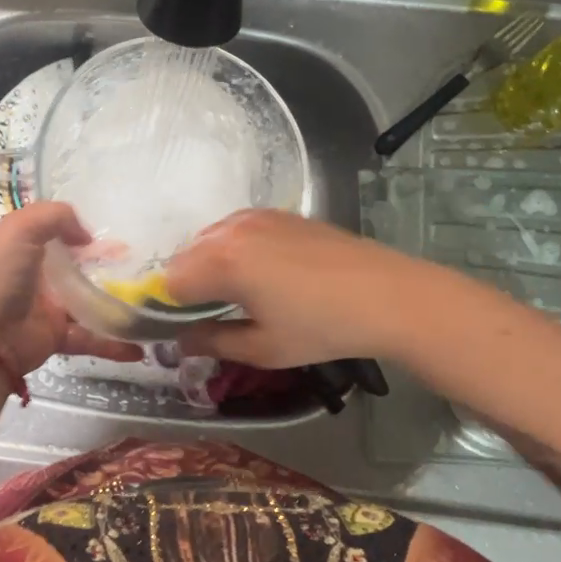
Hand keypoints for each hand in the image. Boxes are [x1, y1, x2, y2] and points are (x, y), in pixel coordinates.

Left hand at [0, 202, 143, 372]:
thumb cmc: (0, 277)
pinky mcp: (58, 336)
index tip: (122, 232)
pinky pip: (92, 338)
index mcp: (26, 245)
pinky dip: (115, 344)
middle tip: (148, 265)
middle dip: (113, 265)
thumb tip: (86, 236)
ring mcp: (49, 306)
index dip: (87, 230)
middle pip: (82, 266)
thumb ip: (56, 216)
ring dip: (119, 304)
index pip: (60, 232)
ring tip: (152, 303)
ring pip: (91, 302)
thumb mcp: (20, 228)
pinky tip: (140, 347)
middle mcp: (39, 274)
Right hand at [163, 209, 423, 367]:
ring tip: (237, 295)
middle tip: (211, 316)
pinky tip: (260, 273)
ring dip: (209, 265)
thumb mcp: (263, 348)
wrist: (390, 295)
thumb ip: (212, 343)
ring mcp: (256, 217)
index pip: (170, 284)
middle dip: (188, 286)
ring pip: (209, 240)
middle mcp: (231, 230)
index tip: (186, 329)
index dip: (171, 310)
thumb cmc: (323, 327)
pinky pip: (236, 230)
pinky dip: (233, 249)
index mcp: (222, 262)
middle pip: (185, 257)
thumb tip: (180, 343)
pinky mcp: (280, 214)